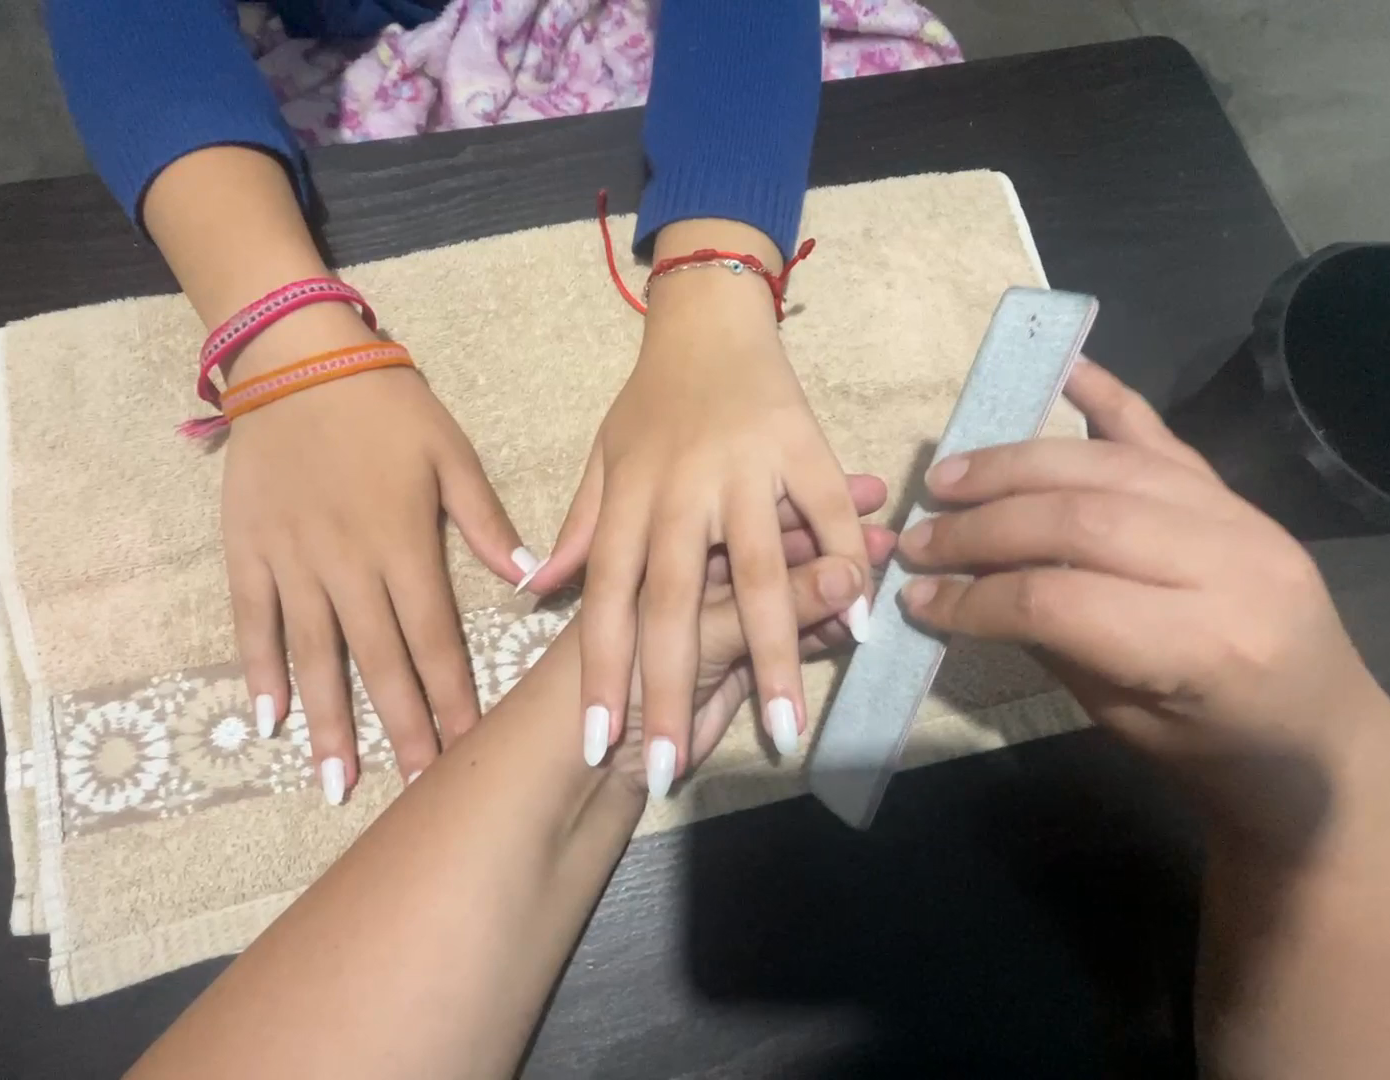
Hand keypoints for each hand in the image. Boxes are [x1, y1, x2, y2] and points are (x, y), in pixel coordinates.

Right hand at [223, 340, 531, 802]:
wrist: (297, 362)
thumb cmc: (388, 408)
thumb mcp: (453, 455)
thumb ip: (488, 522)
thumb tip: (529, 577)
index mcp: (405, 547)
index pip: (434, 640)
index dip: (452, 698)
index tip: (467, 747)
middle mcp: (349, 568)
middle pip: (380, 662)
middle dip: (402, 728)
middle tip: (415, 786)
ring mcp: (292, 564)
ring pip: (314, 655)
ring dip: (329, 720)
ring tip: (337, 781)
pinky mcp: (248, 553)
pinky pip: (253, 621)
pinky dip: (259, 670)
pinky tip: (267, 719)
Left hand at [531, 221, 870, 797]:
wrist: (708, 321)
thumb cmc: (652, 400)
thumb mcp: (602, 459)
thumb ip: (576, 528)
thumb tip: (531, 590)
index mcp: (629, 497)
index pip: (606, 598)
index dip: (600, 672)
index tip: (597, 745)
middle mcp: (678, 490)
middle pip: (673, 601)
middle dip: (671, 689)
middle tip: (671, 769)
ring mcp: (743, 469)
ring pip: (757, 572)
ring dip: (770, 655)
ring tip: (780, 731)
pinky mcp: (802, 447)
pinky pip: (826, 516)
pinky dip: (846, 568)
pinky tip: (858, 630)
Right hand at [895, 359, 1389, 840]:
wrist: (1323, 736)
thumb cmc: (1213, 745)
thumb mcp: (1117, 714)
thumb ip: (1043, 636)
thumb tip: (958, 582)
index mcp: (1203, 647)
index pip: (1058, 600)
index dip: (973, 596)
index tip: (916, 596)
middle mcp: (1230, 566)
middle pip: (1078, 518)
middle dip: (981, 525)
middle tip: (918, 537)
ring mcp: (1242, 518)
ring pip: (1106, 467)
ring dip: (1013, 466)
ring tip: (948, 478)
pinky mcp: (1237, 494)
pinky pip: (1161, 436)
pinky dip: (1106, 396)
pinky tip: (1064, 369)